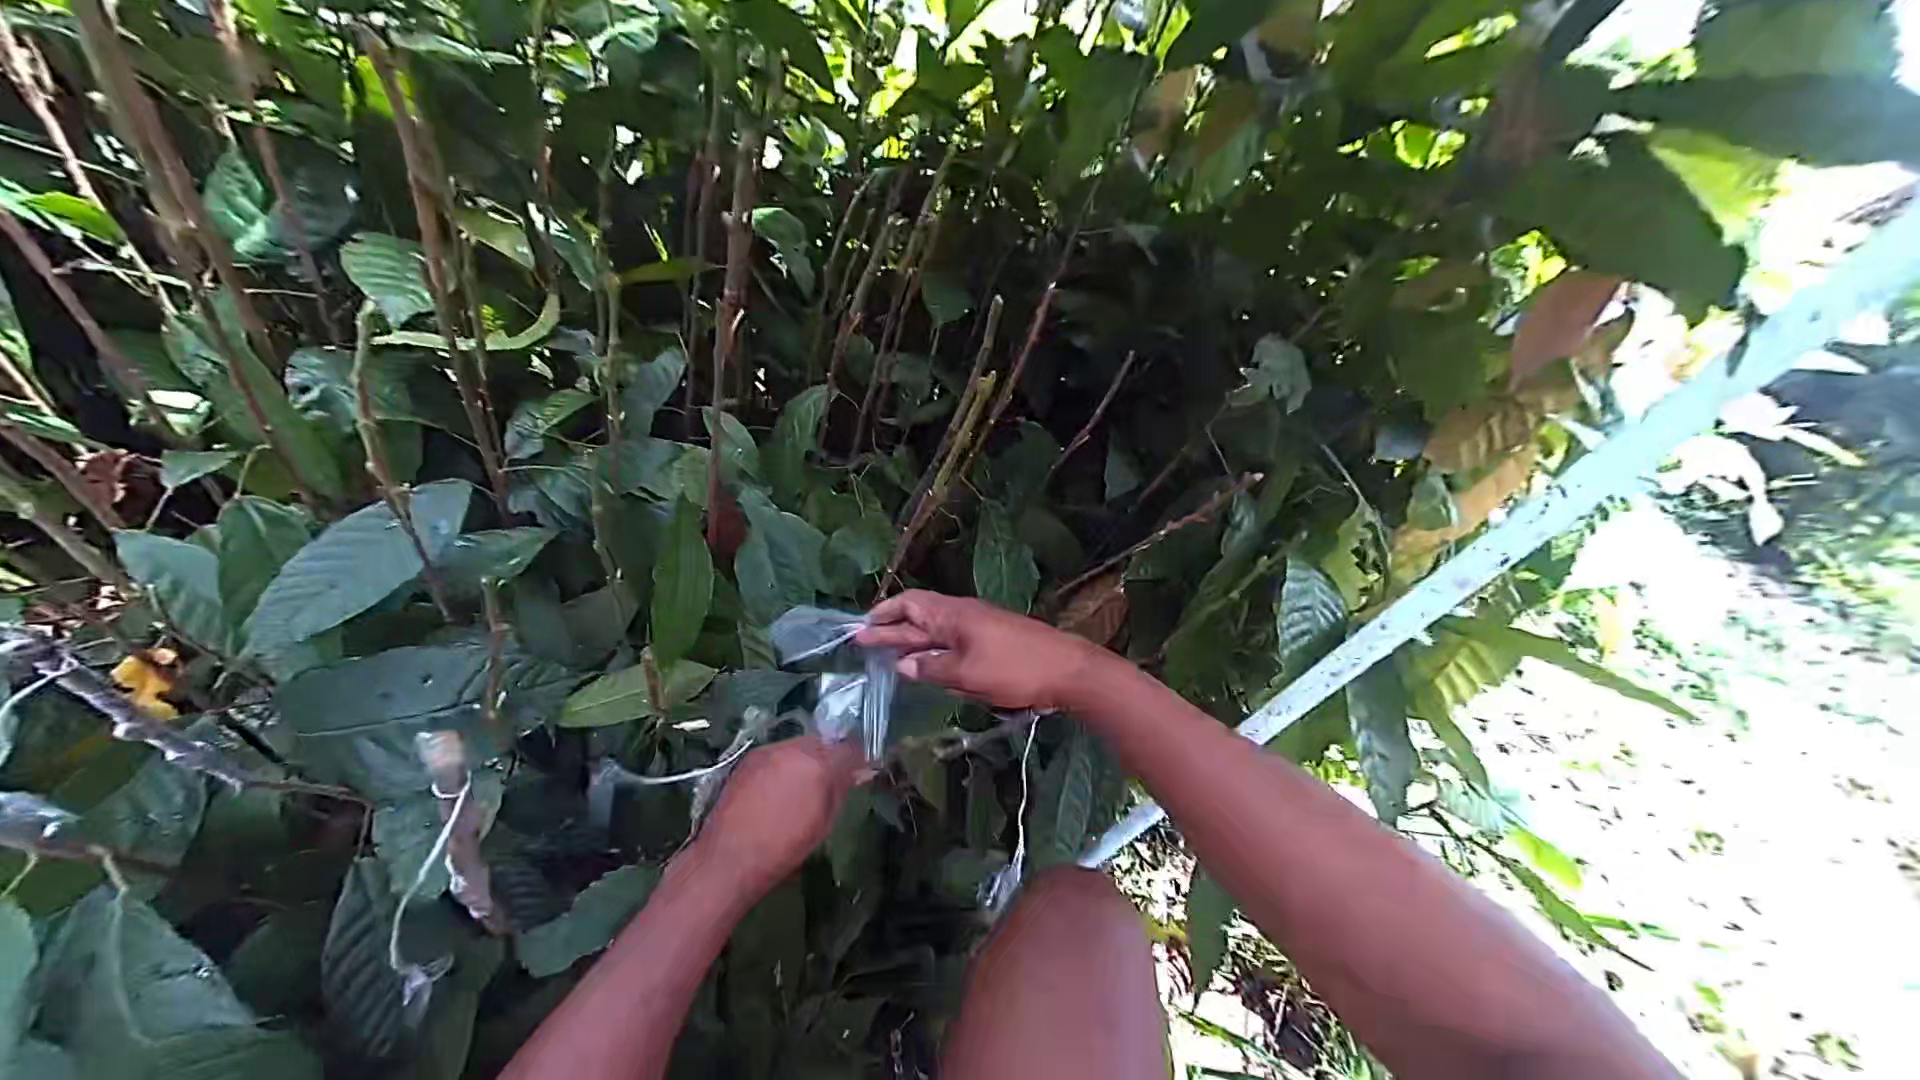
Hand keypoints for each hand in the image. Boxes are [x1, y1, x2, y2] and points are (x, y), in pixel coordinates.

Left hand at [694, 736, 862, 896]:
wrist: (728, 859)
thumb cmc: (784, 848)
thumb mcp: (824, 823)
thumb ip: (842, 789)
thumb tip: (860, 772)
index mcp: (819, 764)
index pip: (849, 748)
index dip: (857, 759)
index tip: (859, 770)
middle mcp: (794, 749)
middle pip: (823, 742)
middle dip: (830, 757)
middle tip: (829, 781)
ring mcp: (769, 751)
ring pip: (799, 746)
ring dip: (806, 759)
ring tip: (802, 786)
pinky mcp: (749, 758)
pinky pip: (777, 754)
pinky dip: (784, 764)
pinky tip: (778, 788)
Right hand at [856, 590, 1113, 712]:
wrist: (1068, 669)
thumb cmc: (1014, 668)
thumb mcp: (966, 674)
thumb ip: (931, 668)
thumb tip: (902, 664)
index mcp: (952, 614)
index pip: (909, 604)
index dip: (884, 614)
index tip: (861, 628)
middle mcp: (962, 613)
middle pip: (919, 614)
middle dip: (892, 627)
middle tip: (865, 641)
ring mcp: (979, 624)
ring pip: (936, 627)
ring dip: (913, 638)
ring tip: (890, 652)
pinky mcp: (992, 639)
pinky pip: (952, 638)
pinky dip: (933, 648)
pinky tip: (929, 663)